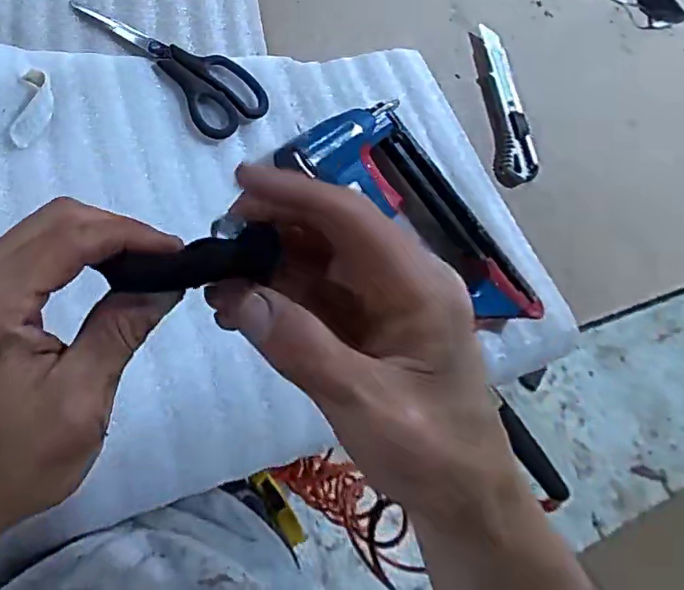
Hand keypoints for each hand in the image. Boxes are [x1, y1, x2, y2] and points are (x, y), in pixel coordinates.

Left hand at [0, 199, 182, 588]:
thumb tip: (166, 282)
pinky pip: (40, 243)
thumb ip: (121, 329)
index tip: (176, 251)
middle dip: (119, 230)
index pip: (72, 236)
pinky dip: (81, 246)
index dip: (129, 234)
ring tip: (146, 262)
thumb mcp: (80, 401)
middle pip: (61, 218)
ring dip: (102, 235)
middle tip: (165, 259)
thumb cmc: (12, 460)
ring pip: (52, 224)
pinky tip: (109, 267)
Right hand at [209, 165, 590, 589]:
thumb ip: (304, 350)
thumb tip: (237, 295)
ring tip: (219, 276)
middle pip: (330, 225)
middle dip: (273, 221)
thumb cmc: (434, 456)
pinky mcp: (361, 318)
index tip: (241, 178)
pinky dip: (272, 289)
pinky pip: (310, 287)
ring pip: (314, 252)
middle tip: (220, 236)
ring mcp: (379, 295)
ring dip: (266, 256)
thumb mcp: (369, 407)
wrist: (465, 506)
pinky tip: (237, 303)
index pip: (350, 215)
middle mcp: (400, 275)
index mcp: (418, 283)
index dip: (294, 191)